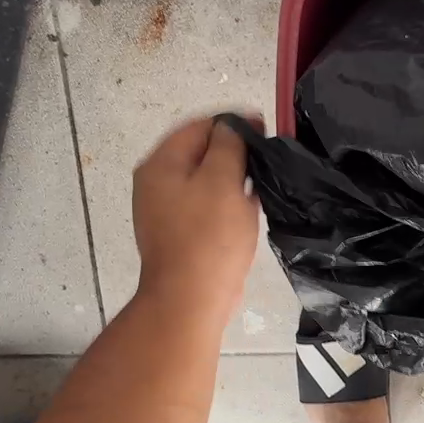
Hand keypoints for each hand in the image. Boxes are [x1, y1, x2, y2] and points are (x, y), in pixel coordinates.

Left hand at [131, 115, 261, 327]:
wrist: (191, 298)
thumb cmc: (209, 237)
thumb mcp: (223, 181)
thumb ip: (229, 146)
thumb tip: (233, 127)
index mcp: (161, 164)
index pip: (198, 126)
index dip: (233, 124)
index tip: (265, 130)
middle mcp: (156, 183)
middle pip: (199, 153)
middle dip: (234, 152)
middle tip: (267, 160)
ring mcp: (165, 211)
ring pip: (205, 180)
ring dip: (233, 179)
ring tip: (262, 185)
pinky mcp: (180, 233)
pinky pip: (206, 206)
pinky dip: (227, 202)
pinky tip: (248, 211)